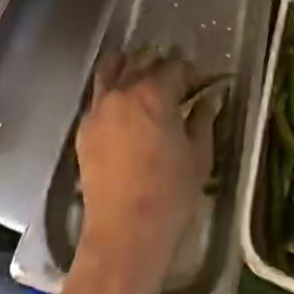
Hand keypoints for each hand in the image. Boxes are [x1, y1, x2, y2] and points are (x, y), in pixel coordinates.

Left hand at [63, 50, 223, 293]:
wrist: (124, 233)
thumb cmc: (169, 195)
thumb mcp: (198, 156)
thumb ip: (203, 119)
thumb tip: (208, 99)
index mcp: (155, 93)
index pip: (175, 66)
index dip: (190, 72)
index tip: (198, 85)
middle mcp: (123, 90)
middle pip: (142, 59)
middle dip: (161, 65)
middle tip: (173, 83)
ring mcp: (99, 107)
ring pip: (111, 67)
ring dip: (129, 67)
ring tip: (141, 81)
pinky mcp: (84, 128)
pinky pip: (97, 95)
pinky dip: (110, 91)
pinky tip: (121, 108)